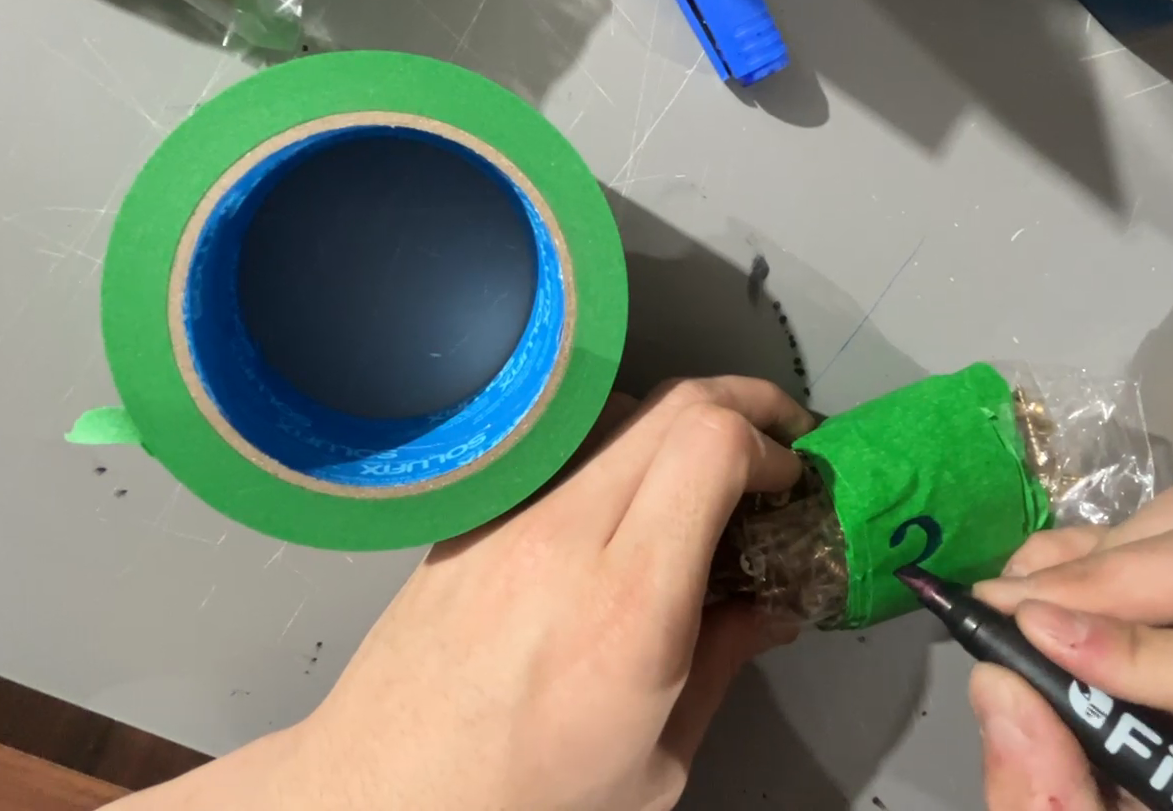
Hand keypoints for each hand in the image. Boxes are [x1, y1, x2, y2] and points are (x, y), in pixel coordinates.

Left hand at [112, 376, 814, 810]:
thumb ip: (725, 662)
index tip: (790, 479)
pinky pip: (570, 440)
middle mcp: (567, 532)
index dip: (768, 445)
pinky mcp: (483, 507)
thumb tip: (777, 602)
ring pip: (622, 407)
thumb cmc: (526, 802)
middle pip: (674, 403)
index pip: (707, 447)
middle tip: (781, 435)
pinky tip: (634, 488)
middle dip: (745, 402)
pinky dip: (625, 439)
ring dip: (684, 418)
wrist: (382, 790)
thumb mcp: (656, 763)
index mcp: (627, 603)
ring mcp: (515, 509)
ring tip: (711, 464)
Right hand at [965, 488, 1172, 810]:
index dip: (1142, 649)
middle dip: (1099, 582)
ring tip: (1018, 602)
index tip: (1035, 637)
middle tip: (1008, 611)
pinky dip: (1075, 546)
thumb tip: (997, 680)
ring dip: (1084, 557)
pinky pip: (1158, 524)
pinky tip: (1035, 590)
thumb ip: (1054, 795)